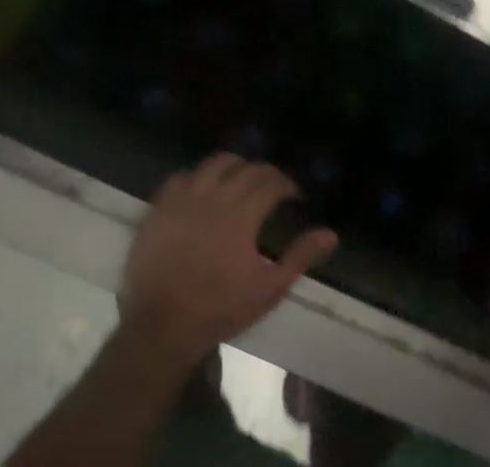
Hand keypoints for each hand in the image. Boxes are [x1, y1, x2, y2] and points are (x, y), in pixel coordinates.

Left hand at [121, 154, 338, 361]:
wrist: (161, 326)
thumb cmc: (219, 308)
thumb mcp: (269, 288)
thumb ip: (300, 257)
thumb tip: (331, 234)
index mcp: (242, 214)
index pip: (271, 182)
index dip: (287, 185)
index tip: (294, 195)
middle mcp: (214, 198)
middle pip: (245, 168)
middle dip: (265, 173)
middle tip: (272, 187)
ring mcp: (182, 201)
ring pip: (213, 164)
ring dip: (233, 166)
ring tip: (239, 180)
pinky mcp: (158, 209)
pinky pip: (180, 178)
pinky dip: (197, 177)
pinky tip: (202, 191)